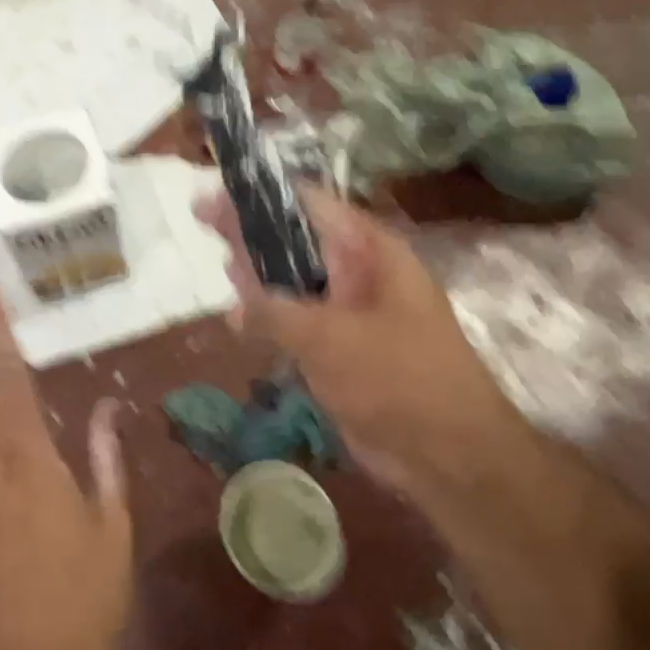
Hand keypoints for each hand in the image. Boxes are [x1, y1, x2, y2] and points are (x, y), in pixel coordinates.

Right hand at [195, 188, 526, 489]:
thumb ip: (274, 314)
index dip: (260, 196)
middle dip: (251, 229)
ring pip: (294, 279)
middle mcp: (360, 272)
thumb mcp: (328, 339)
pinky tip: (238, 314)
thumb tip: (233, 305)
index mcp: (370, 251)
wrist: (448, 455)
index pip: (308, 205)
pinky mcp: (340, 348)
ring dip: (257, 271)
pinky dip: (268, 314)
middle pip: (297, 238)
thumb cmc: (399, 380)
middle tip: (202, 219)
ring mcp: (350, 311)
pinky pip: (297, 320)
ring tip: (217, 260)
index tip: (214, 193)